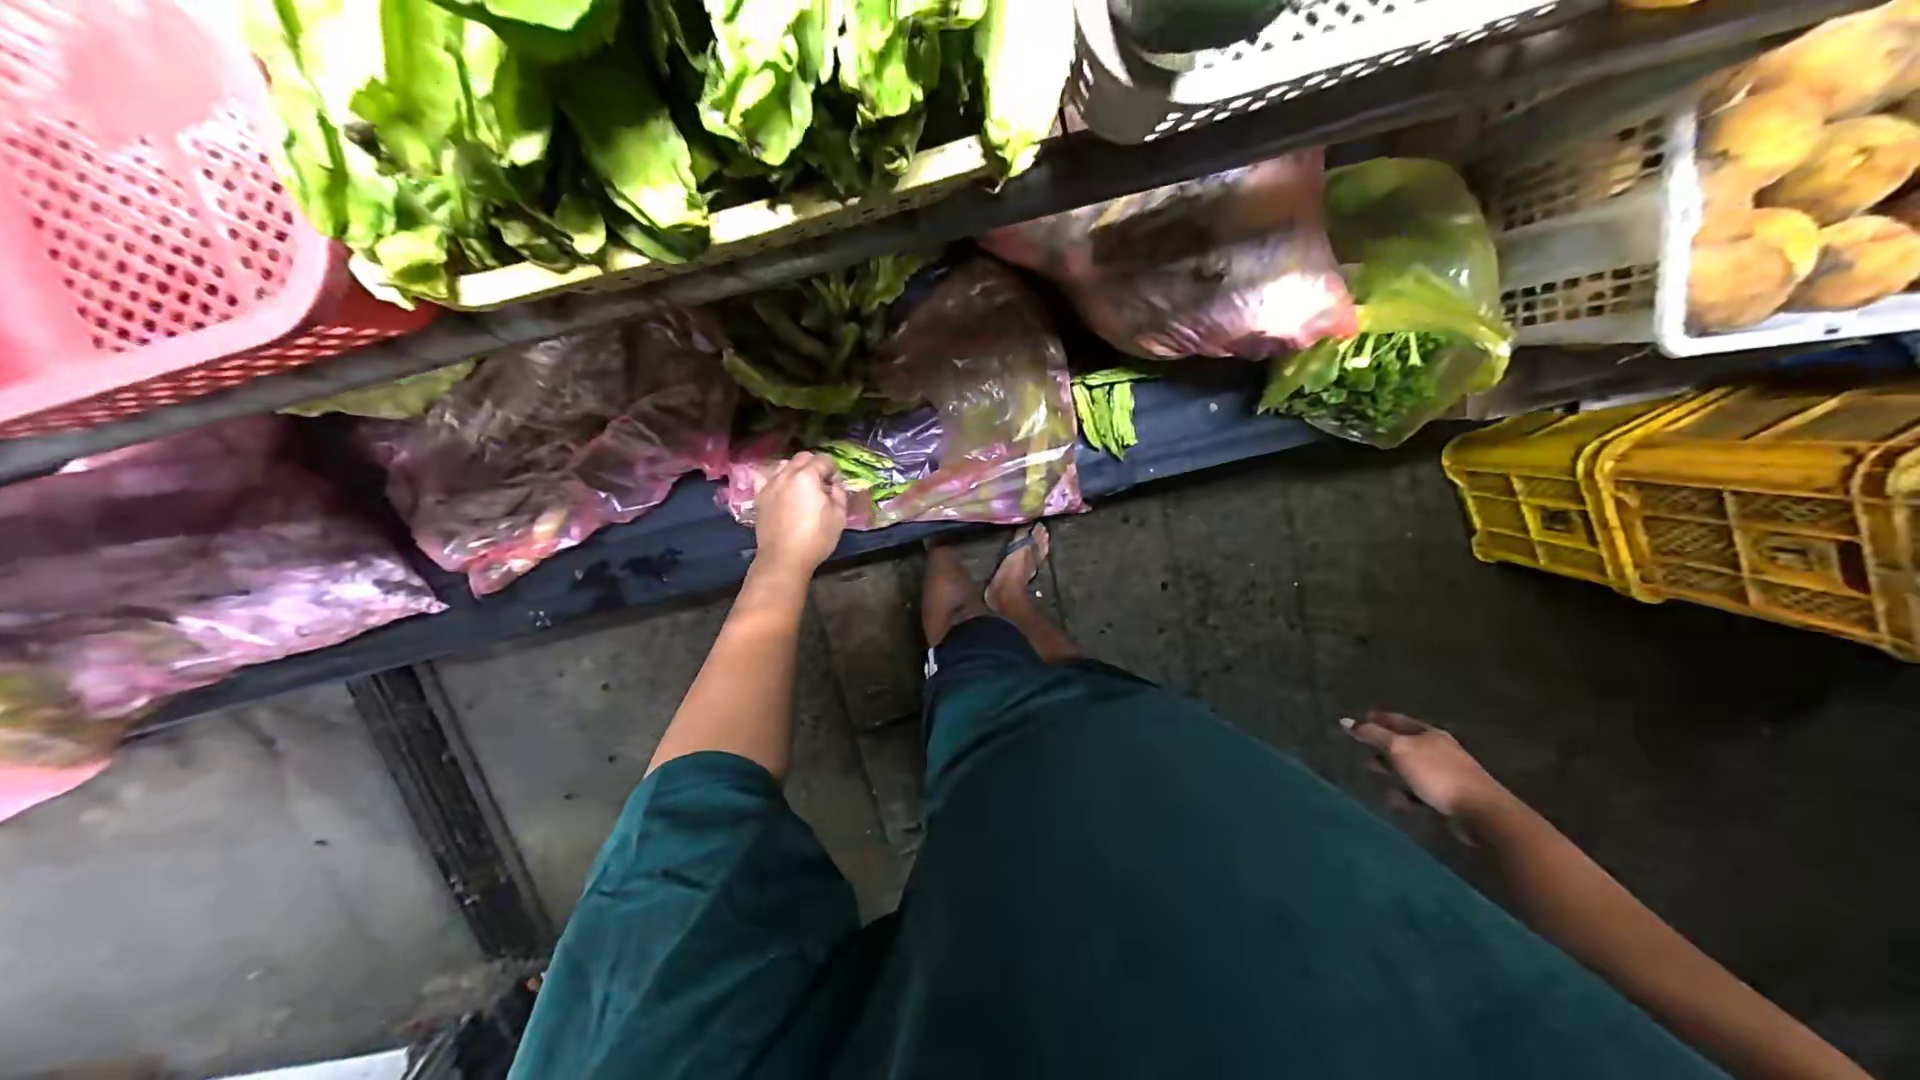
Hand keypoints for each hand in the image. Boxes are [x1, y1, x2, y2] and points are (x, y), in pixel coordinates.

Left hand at [753, 451, 847, 576]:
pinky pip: (769, 479)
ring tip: (802, 489)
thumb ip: (839, 493)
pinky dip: (779, 481)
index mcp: (807, 476)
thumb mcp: (839, 516)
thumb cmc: (816, 538)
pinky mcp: (760, 497)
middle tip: (822, 485)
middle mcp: (786, 475)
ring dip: (796, 471)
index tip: (836, 486)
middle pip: (803, 457)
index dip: (834, 470)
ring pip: (784, 465)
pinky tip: (784, 493)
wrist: (784, 558)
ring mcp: (770, 485)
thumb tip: (834, 484)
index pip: (824, 459)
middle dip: (815, 466)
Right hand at [1342, 710, 1512, 820]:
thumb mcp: (1399, 749)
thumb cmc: (1436, 774)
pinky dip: (1409, 794)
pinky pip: (1420, 790)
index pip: (1395, 720)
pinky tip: (1402, 802)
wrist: (1482, 811)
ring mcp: (1446, 772)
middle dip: (1382, 749)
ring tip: (1381, 782)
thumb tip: (1346, 721)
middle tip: (1364, 754)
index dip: (1374, 720)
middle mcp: (1438, 749)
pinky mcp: (1450, 795)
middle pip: (1403, 744)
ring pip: (1410, 769)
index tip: (1355, 724)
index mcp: (1428, 733)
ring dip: (1394, 774)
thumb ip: (1372, 734)